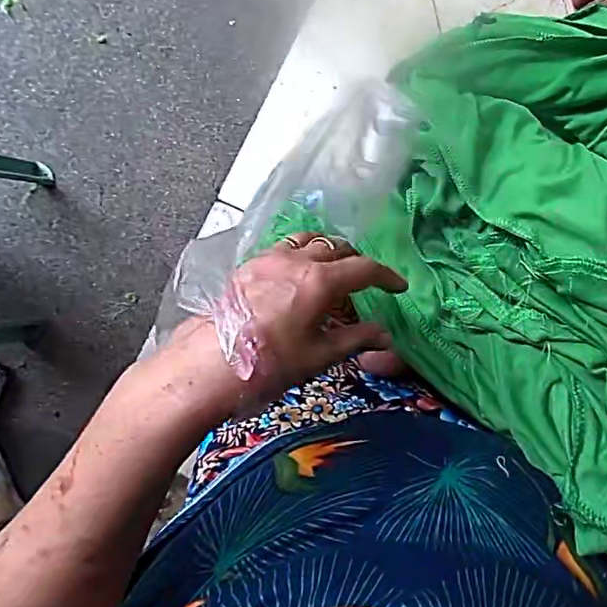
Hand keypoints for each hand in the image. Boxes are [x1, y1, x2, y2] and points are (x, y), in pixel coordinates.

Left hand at [147, 232, 406, 414]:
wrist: (208, 365)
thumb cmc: (269, 364)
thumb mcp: (319, 356)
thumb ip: (356, 339)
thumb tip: (385, 336)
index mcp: (320, 281)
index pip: (364, 269)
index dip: (387, 277)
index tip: (398, 286)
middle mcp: (297, 261)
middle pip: (337, 247)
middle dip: (357, 261)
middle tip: (366, 282)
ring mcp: (270, 259)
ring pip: (309, 241)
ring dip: (328, 251)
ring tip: (334, 270)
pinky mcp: (250, 266)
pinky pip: (285, 248)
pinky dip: (302, 253)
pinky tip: (299, 275)